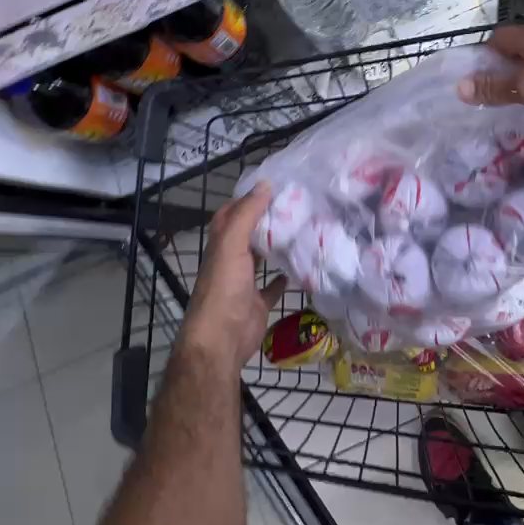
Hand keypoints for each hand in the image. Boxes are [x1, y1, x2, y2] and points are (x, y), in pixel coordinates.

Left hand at [179, 184, 287, 369]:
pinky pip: (272, 286)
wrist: (221, 340)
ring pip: (260, 257)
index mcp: (221, 244)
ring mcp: (244, 282)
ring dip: (275, 246)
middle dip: (267, 219)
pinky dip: (284, 277)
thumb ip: (247, 214)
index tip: (273, 185)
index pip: (231, 213)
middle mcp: (231, 259)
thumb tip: (264, 184)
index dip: (247, 198)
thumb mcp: (232, 244)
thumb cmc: (224, 288)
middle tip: (296, 205)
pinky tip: (300, 266)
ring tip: (302, 229)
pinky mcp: (257, 303)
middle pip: (248, 233)